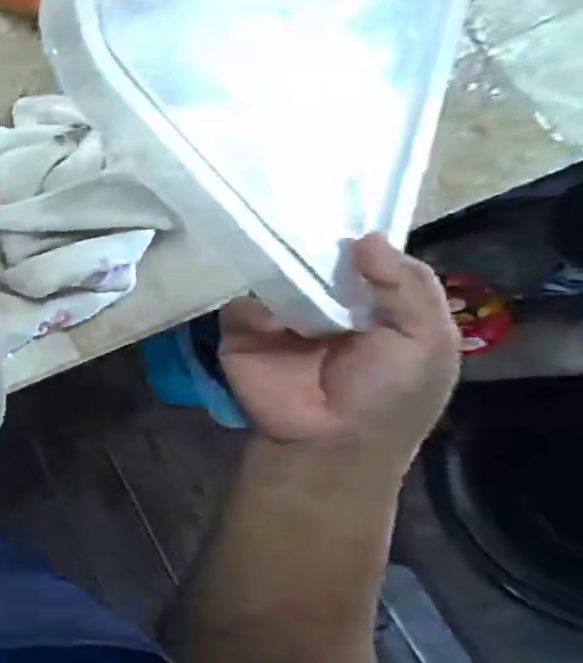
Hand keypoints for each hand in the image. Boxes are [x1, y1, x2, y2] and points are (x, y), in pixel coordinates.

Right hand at [219, 234, 458, 454]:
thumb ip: (405, 286)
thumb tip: (365, 238)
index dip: (360, 246)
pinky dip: (250, 311)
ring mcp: (279, 324)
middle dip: (310, 252)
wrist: (327, 438)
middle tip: (306, 234)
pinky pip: (238, 309)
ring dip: (278, 280)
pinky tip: (268, 324)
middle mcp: (325, 312)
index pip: (365, 267)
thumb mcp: (424, 339)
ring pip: (271, 283)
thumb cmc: (389, 392)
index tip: (347, 223)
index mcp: (375, 310)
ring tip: (289, 285)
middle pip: (313, 269)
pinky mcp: (239, 337)